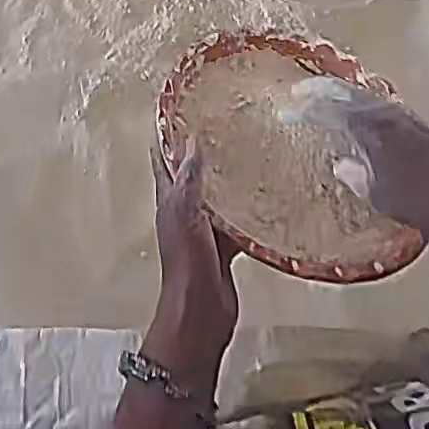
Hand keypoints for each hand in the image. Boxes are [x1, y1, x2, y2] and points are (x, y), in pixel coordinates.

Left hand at [145, 139, 239, 390]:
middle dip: (200, 156)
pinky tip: (263, 199)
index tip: (176, 116)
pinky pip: (235, 223)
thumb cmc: (187, 260)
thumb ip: (189, 179)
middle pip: (191, 178)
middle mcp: (184, 212)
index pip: (164, 163)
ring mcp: (204, 231)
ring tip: (245, 155)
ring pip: (215, 199)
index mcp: (169, 202)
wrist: (200, 312)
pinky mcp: (223, 248)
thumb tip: (191, 141)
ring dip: (225, 182)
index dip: (166, 141)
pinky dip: (245, 212)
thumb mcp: (185, 213)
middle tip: (220, 129)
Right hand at [284, 77, 428, 249]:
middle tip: (297, 94)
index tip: (284, 110)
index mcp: (374, 129)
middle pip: (345, 92)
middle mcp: (386, 115)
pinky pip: (374, 104)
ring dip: (337, 93)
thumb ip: (358, 177)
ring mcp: (402, 117)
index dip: (305, 108)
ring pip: (360, 95)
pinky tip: (352, 113)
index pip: (330, 109)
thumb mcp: (386, 198)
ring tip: (318, 97)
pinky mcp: (414, 125)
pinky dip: (355, 102)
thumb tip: (340, 163)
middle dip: (318, 90)